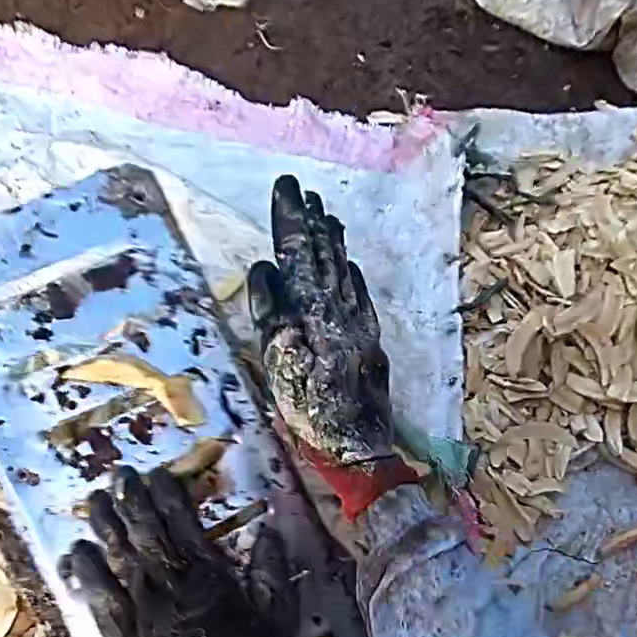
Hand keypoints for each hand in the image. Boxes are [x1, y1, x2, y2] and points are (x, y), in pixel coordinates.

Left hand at [60, 466, 297, 636]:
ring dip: (103, 526)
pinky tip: (75, 554)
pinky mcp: (123, 633)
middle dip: (129, 500)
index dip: (166, 494)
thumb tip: (271, 529)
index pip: (181, 523)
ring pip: (116, 558)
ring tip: (92, 501)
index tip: (155, 473)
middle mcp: (167, 584)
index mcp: (205, 576)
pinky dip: (85, 574)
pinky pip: (98, 598)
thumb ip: (273, 571)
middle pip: (143, 532)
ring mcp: (140, 608)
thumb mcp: (278, 617)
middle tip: (117, 474)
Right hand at [249, 175, 416, 517]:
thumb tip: (266, 269)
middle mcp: (343, 313)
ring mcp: (361, 327)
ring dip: (334, 242)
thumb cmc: (314, 415)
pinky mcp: (370, 343)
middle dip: (313, 223)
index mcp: (317, 315)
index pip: (302, 258)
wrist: (361, 447)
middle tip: (304, 191)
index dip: (292, 222)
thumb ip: (272, 316)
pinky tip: (349, 266)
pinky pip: (361, 297)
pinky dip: (351, 275)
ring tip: (326, 215)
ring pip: (345, 274)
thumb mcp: (281, 368)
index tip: (286, 188)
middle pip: (327, 259)